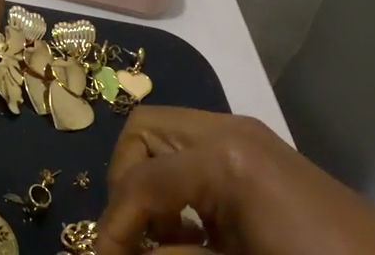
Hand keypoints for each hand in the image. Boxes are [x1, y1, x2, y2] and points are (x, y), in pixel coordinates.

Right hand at [97, 107, 374, 254]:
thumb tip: (121, 253)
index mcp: (224, 157)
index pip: (139, 181)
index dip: (112, 227)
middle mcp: (229, 131)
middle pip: (144, 133)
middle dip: (125, 185)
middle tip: (130, 242)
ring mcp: (247, 139)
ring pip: (168, 138)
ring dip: (151, 184)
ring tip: (160, 243)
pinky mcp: (261, 157)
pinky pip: (198, 155)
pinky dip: (180, 188)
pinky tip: (193, 237)